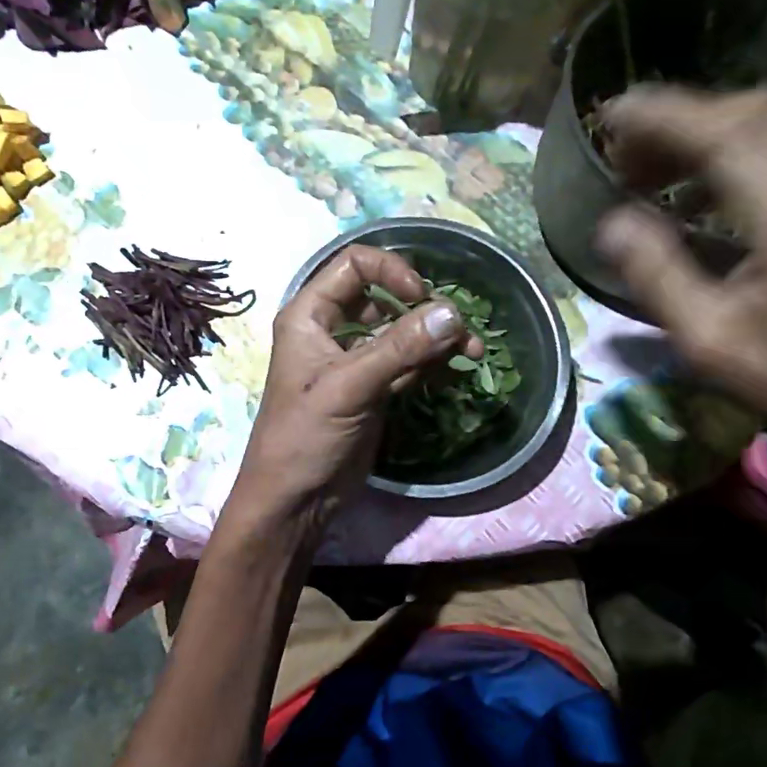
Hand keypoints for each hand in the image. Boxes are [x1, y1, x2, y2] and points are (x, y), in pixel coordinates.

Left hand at [232, 245, 477, 528]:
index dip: (391, 270)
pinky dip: (432, 363)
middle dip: (423, 309)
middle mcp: (332, 330)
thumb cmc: (304, 436)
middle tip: (459, 330)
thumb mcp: (349, 387)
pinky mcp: (373, 388)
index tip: (421, 296)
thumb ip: (399, 348)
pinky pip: (407, 363)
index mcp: (310, 315)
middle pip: (384, 297)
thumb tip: (452, 313)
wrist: (295, 500)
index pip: (354, 266)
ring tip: (471, 353)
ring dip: (436, 338)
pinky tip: (458, 369)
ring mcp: (355, 360)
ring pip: (401, 333)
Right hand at [594, 87, 766, 467]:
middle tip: (623, 149)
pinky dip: (734, 139)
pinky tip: (697, 173)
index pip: (727, 135)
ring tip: (650, 162)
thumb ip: (655, 272)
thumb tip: (610, 220)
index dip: (664, 116)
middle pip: (752, 112)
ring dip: (705, 125)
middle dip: (679, 118)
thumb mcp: (702, 335)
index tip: (611, 114)